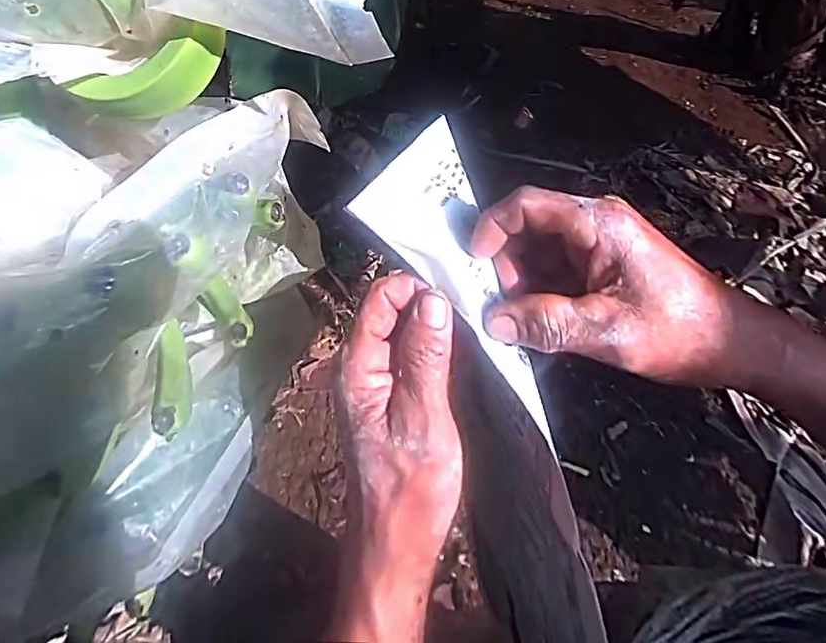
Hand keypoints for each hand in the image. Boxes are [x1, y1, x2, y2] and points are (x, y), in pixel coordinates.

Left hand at [331, 273, 461, 642]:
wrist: (396, 539)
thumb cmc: (408, 489)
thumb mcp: (424, 419)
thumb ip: (425, 358)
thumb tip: (432, 301)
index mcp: (357, 366)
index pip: (378, 300)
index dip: (412, 287)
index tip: (450, 292)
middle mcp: (359, 365)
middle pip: (388, 311)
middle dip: (424, 302)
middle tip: (466, 307)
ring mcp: (374, 379)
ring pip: (401, 331)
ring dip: (430, 324)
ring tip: (468, 327)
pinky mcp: (390, 393)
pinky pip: (408, 354)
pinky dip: (432, 346)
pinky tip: (457, 352)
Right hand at [469, 187, 785, 389]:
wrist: (738, 347)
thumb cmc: (688, 329)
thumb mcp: (609, 331)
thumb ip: (546, 324)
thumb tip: (496, 321)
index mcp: (598, 223)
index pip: (525, 204)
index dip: (492, 227)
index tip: (475, 258)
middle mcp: (594, 224)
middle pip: (525, 228)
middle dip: (506, 264)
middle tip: (503, 300)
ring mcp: (596, 244)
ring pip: (535, 250)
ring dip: (522, 281)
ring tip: (524, 316)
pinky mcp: (598, 264)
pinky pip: (552, 268)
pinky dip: (539, 291)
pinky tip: (541, 318)